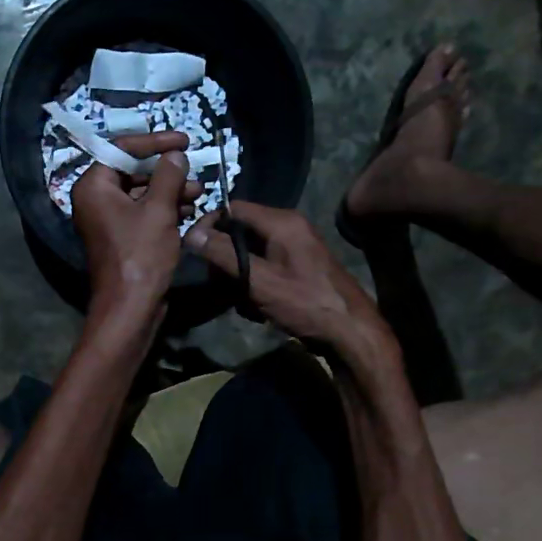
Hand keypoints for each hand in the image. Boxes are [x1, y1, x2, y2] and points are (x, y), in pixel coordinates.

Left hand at [72, 132, 195, 315]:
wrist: (130, 304)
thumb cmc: (140, 254)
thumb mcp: (159, 209)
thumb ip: (168, 176)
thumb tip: (175, 155)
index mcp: (93, 186)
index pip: (122, 149)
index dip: (155, 142)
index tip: (184, 141)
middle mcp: (94, 199)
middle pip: (131, 171)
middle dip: (165, 171)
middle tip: (194, 172)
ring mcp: (106, 220)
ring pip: (139, 193)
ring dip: (169, 190)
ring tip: (199, 192)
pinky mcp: (120, 237)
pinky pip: (141, 212)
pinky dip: (163, 208)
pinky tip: (188, 210)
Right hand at [186, 201, 387, 345]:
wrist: (350, 332)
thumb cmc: (305, 302)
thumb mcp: (258, 279)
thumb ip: (223, 254)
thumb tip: (191, 233)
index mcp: (281, 222)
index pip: (233, 208)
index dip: (209, 225)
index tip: (194, 249)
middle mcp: (288, 227)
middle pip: (239, 231)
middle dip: (223, 258)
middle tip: (218, 284)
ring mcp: (294, 247)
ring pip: (249, 252)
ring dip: (237, 276)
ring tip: (240, 301)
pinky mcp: (297, 266)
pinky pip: (263, 266)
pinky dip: (253, 284)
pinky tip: (255, 307)